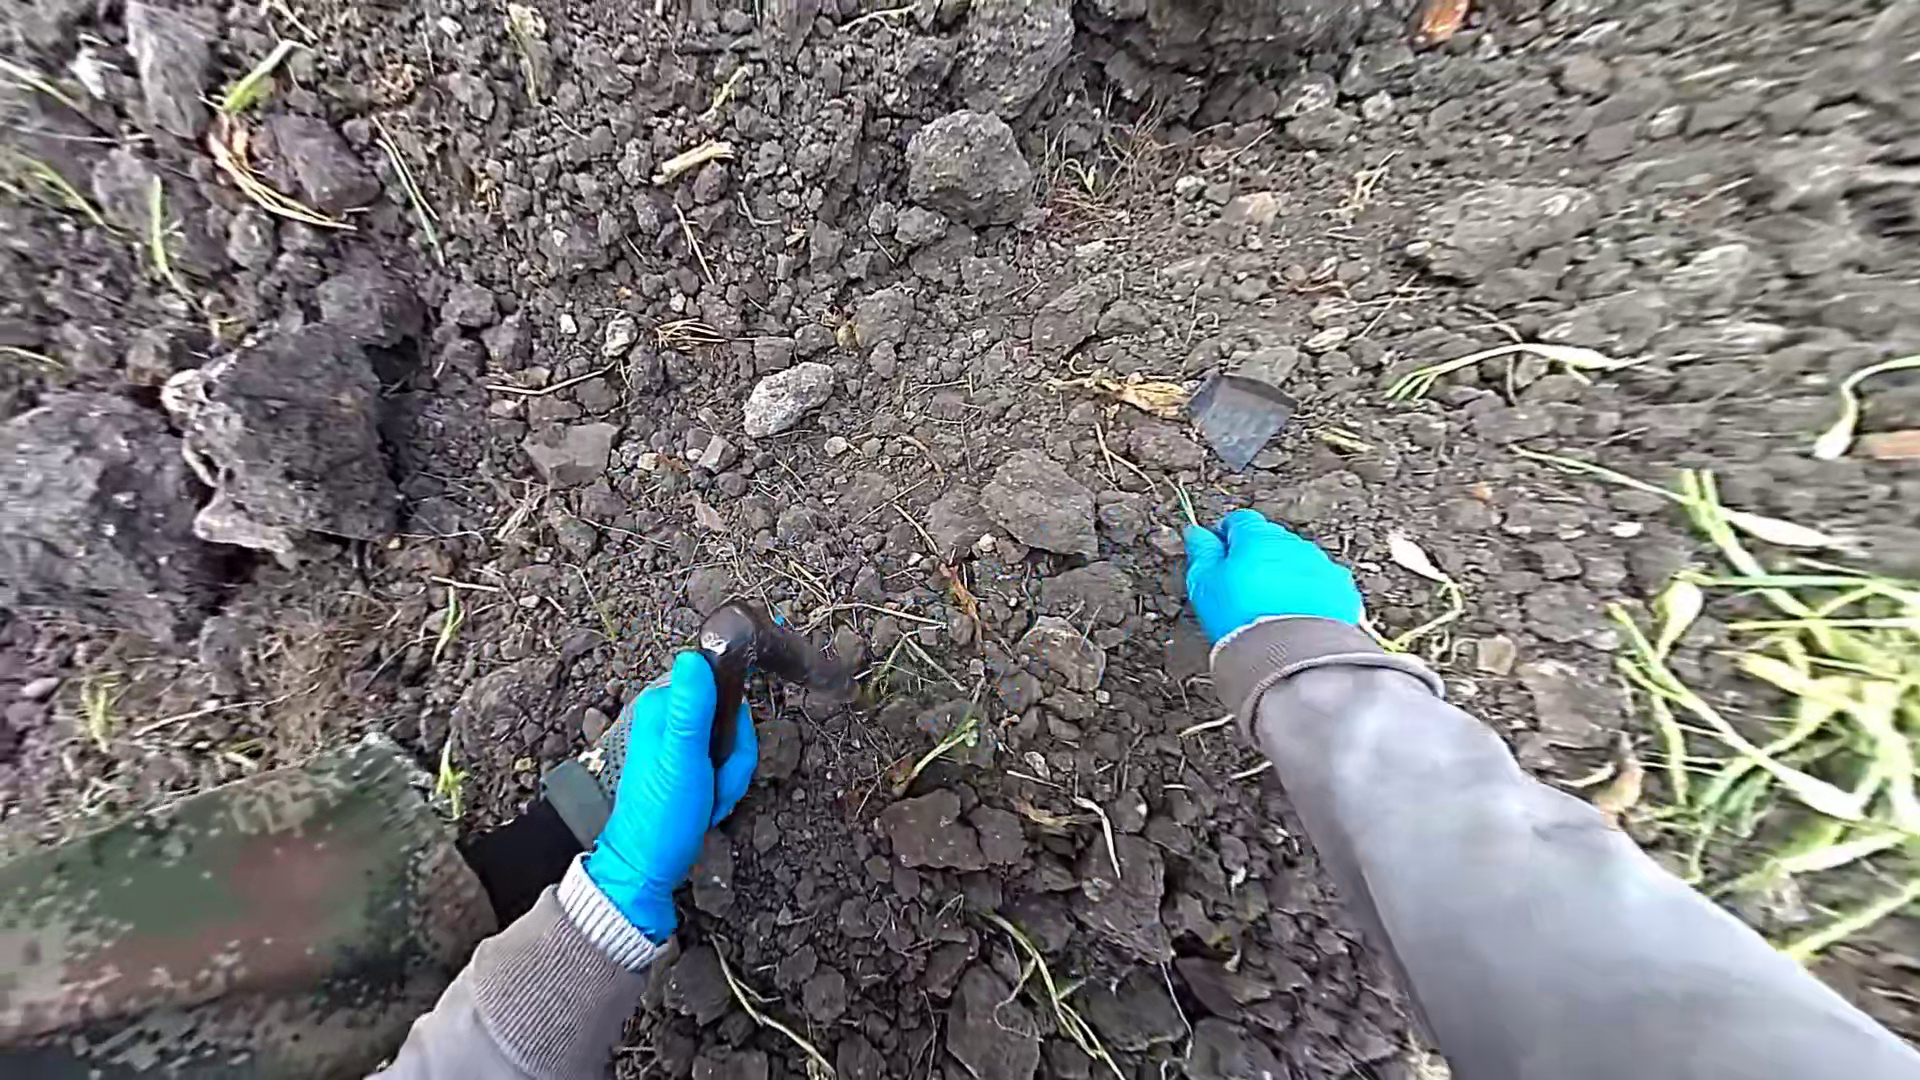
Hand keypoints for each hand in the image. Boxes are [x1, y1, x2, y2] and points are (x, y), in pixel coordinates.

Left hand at [582, 651, 756, 941]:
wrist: (648, 869)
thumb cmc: (661, 818)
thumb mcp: (681, 759)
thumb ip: (690, 707)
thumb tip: (694, 657)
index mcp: (664, 707)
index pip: (723, 685)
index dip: (734, 717)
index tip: (724, 745)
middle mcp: (673, 718)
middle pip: (734, 716)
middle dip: (735, 754)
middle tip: (714, 779)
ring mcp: (683, 741)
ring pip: (736, 741)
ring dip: (732, 773)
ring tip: (710, 796)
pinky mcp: (692, 761)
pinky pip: (729, 760)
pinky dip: (726, 784)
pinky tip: (709, 801)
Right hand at [1183, 509, 1363, 643]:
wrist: (1290, 654)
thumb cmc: (1243, 616)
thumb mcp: (1204, 583)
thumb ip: (1201, 552)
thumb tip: (1197, 533)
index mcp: (1257, 537)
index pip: (1238, 521)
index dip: (1223, 537)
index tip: (1216, 556)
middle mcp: (1293, 545)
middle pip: (1268, 541)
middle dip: (1254, 557)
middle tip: (1238, 587)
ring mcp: (1321, 566)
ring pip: (1295, 562)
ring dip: (1281, 575)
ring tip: (1265, 606)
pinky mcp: (1341, 591)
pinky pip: (1319, 584)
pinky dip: (1306, 594)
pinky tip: (1291, 614)